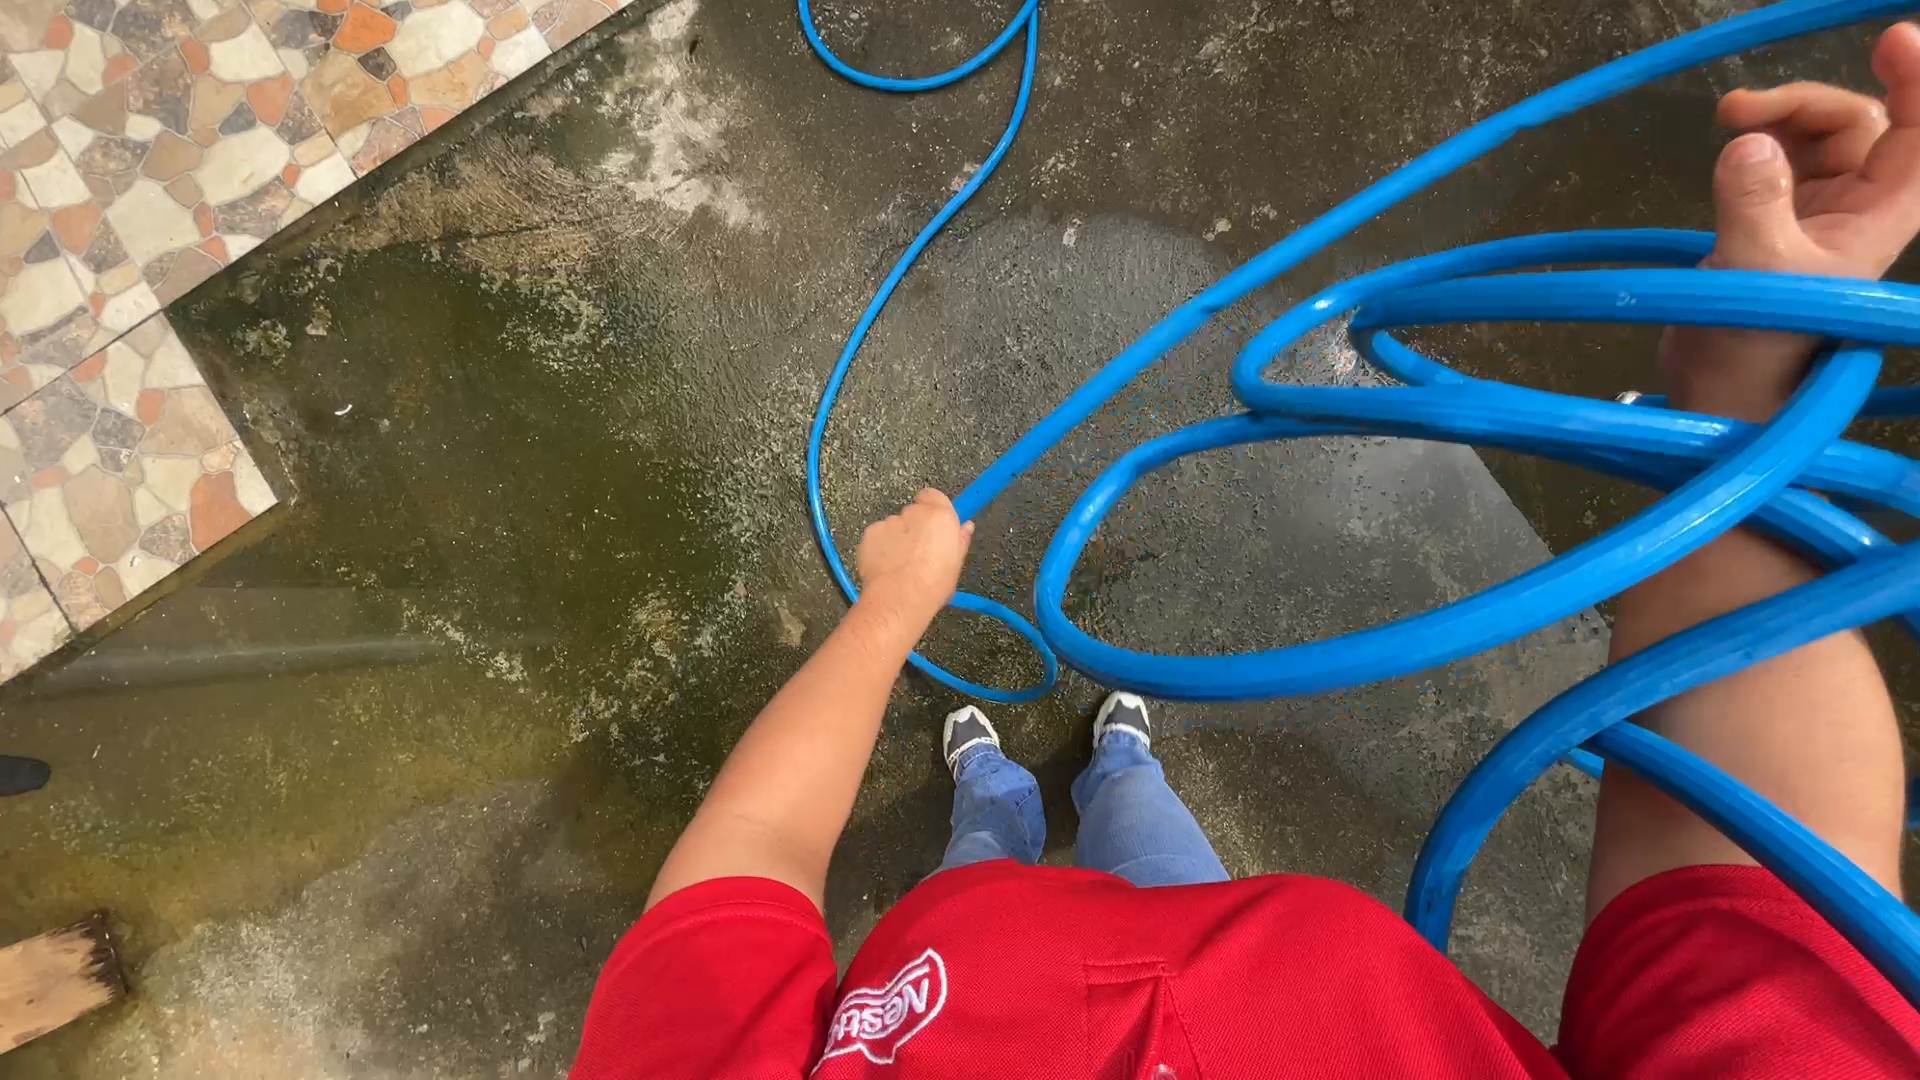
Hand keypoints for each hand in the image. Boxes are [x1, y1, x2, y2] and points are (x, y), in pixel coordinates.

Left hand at [854, 489, 973, 631]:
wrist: (899, 598)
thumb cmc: (930, 585)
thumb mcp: (956, 564)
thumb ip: (959, 539)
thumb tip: (965, 528)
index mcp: (940, 516)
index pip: (934, 496)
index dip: (933, 509)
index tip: (935, 524)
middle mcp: (914, 513)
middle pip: (914, 513)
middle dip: (915, 527)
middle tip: (920, 551)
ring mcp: (890, 522)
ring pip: (895, 526)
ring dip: (897, 538)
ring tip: (902, 564)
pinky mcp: (871, 533)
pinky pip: (877, 536)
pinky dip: (880, 547)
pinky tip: (887, 565)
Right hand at [1661, 22, 1919, 421]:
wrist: (1721, 388)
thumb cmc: (1755, 338)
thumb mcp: (1754, 268)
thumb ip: (1753, 203)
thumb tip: (1746, 143)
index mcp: (1886, 210)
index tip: (1891, 38)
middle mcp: (1860, 205)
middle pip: (1858, 124)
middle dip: (1805, 104)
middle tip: (1733, 110)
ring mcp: (1812, 216)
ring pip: (1812, 143)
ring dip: (1774, 123)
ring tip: (1724, 120)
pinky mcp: (1767, 228)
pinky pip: (1772, 171)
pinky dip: (1752, 152)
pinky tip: (1726, 151)